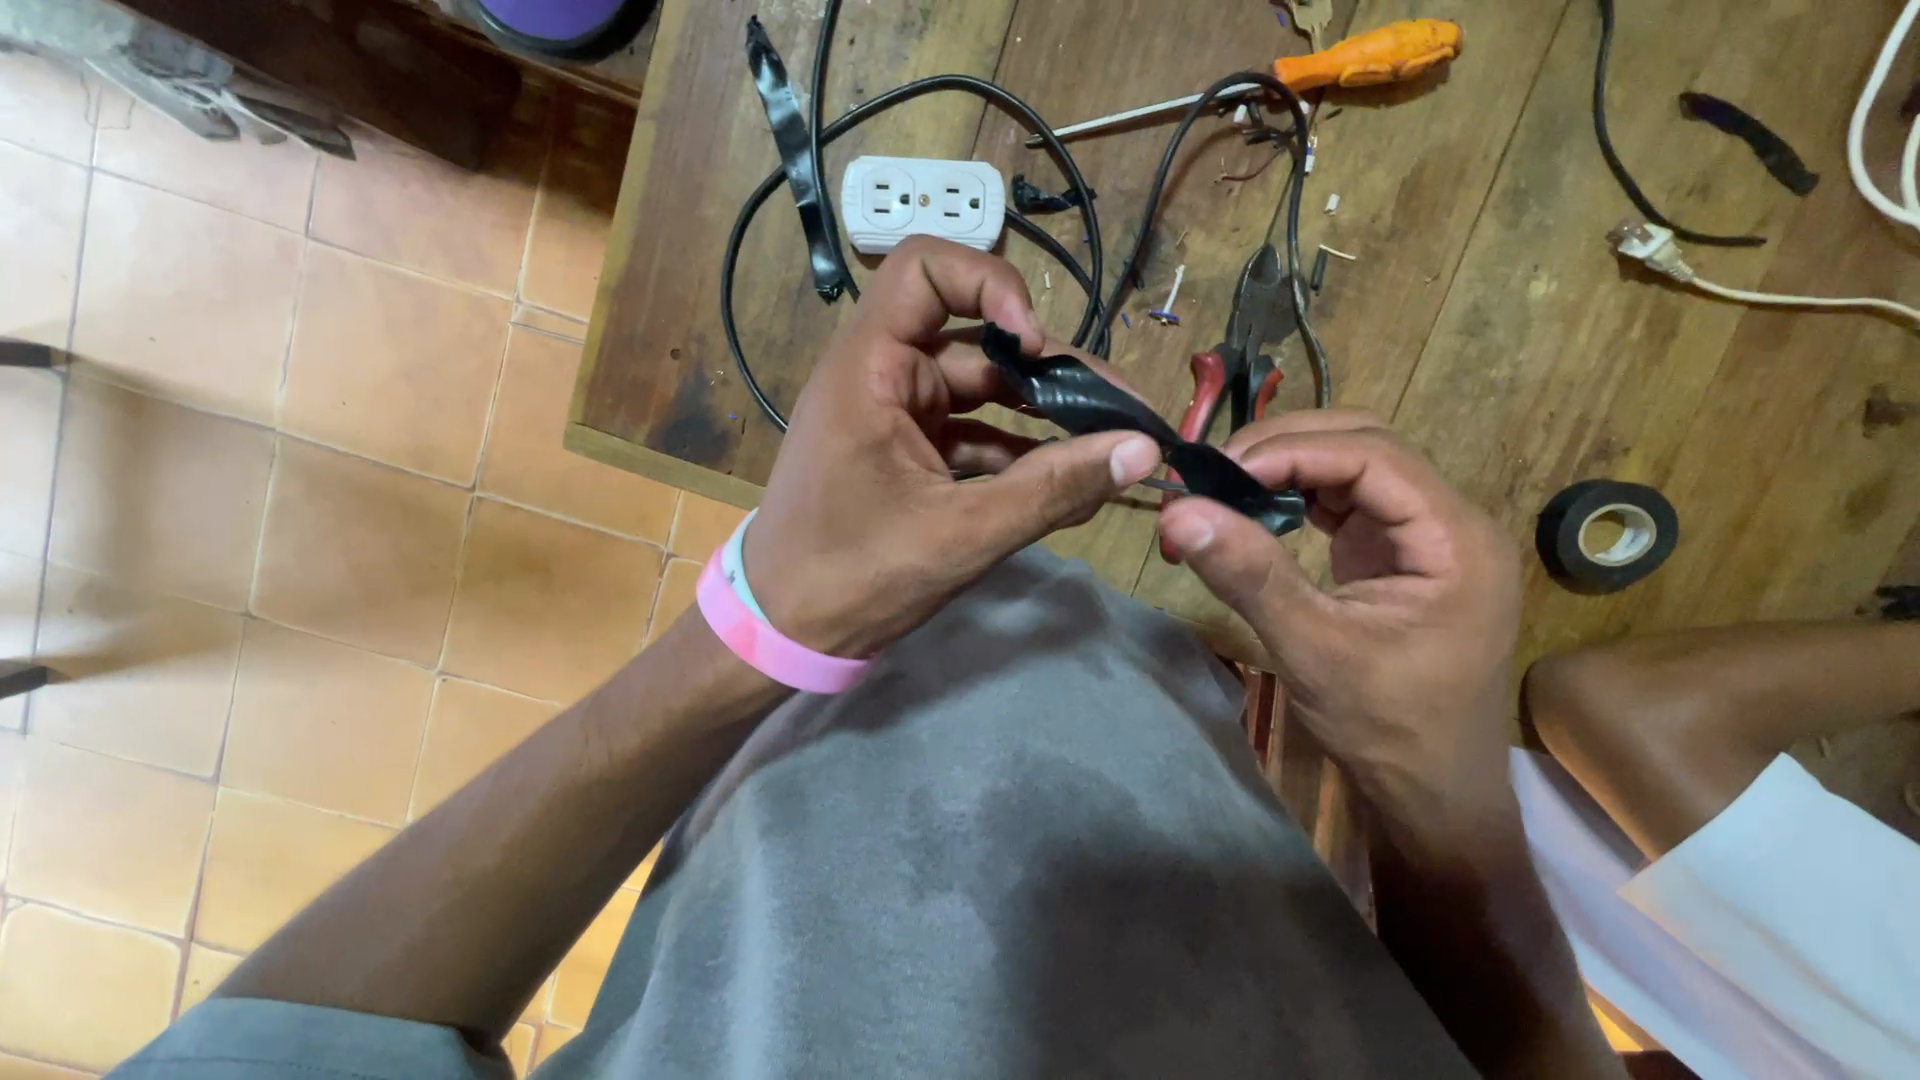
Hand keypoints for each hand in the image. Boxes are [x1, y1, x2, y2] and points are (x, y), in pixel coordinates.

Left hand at [741, 237, 1161, 657]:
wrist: (786, 632)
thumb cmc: (855, 575)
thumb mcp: (962, 532)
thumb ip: (1054, 489)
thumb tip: (1142, 451)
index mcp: (871, 369)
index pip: (925, 269)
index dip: (990, 285)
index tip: (1036, 342)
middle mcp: (884, 377)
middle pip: (977, 341)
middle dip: (1051, 371)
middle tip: (1121, 410)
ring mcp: (897, 418)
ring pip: (983, 394)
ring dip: (1043, 418)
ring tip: (1110, 448)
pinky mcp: (909, 457)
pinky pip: (973, 438)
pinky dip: (1018, 457)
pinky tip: (1069, 484)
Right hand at [1156, 410, 1521, 826]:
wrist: (1430, 791)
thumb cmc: (1388, 728)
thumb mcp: (1314, 650)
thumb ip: (1252, 576)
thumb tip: (1177, 514)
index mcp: (1454, 538)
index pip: (1373, 456)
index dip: (1292, 451)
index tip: (1219, 472)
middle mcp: (1448, 523)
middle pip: (1366, 446)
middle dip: (1286, 448)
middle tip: (1214, 473)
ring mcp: (1424, 538)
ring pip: (1354, 467)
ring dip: (1287, 467)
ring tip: (1224, 486)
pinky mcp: (1396, 556)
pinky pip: (1346, 502)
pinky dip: (1296, 497)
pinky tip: (1256, 510)